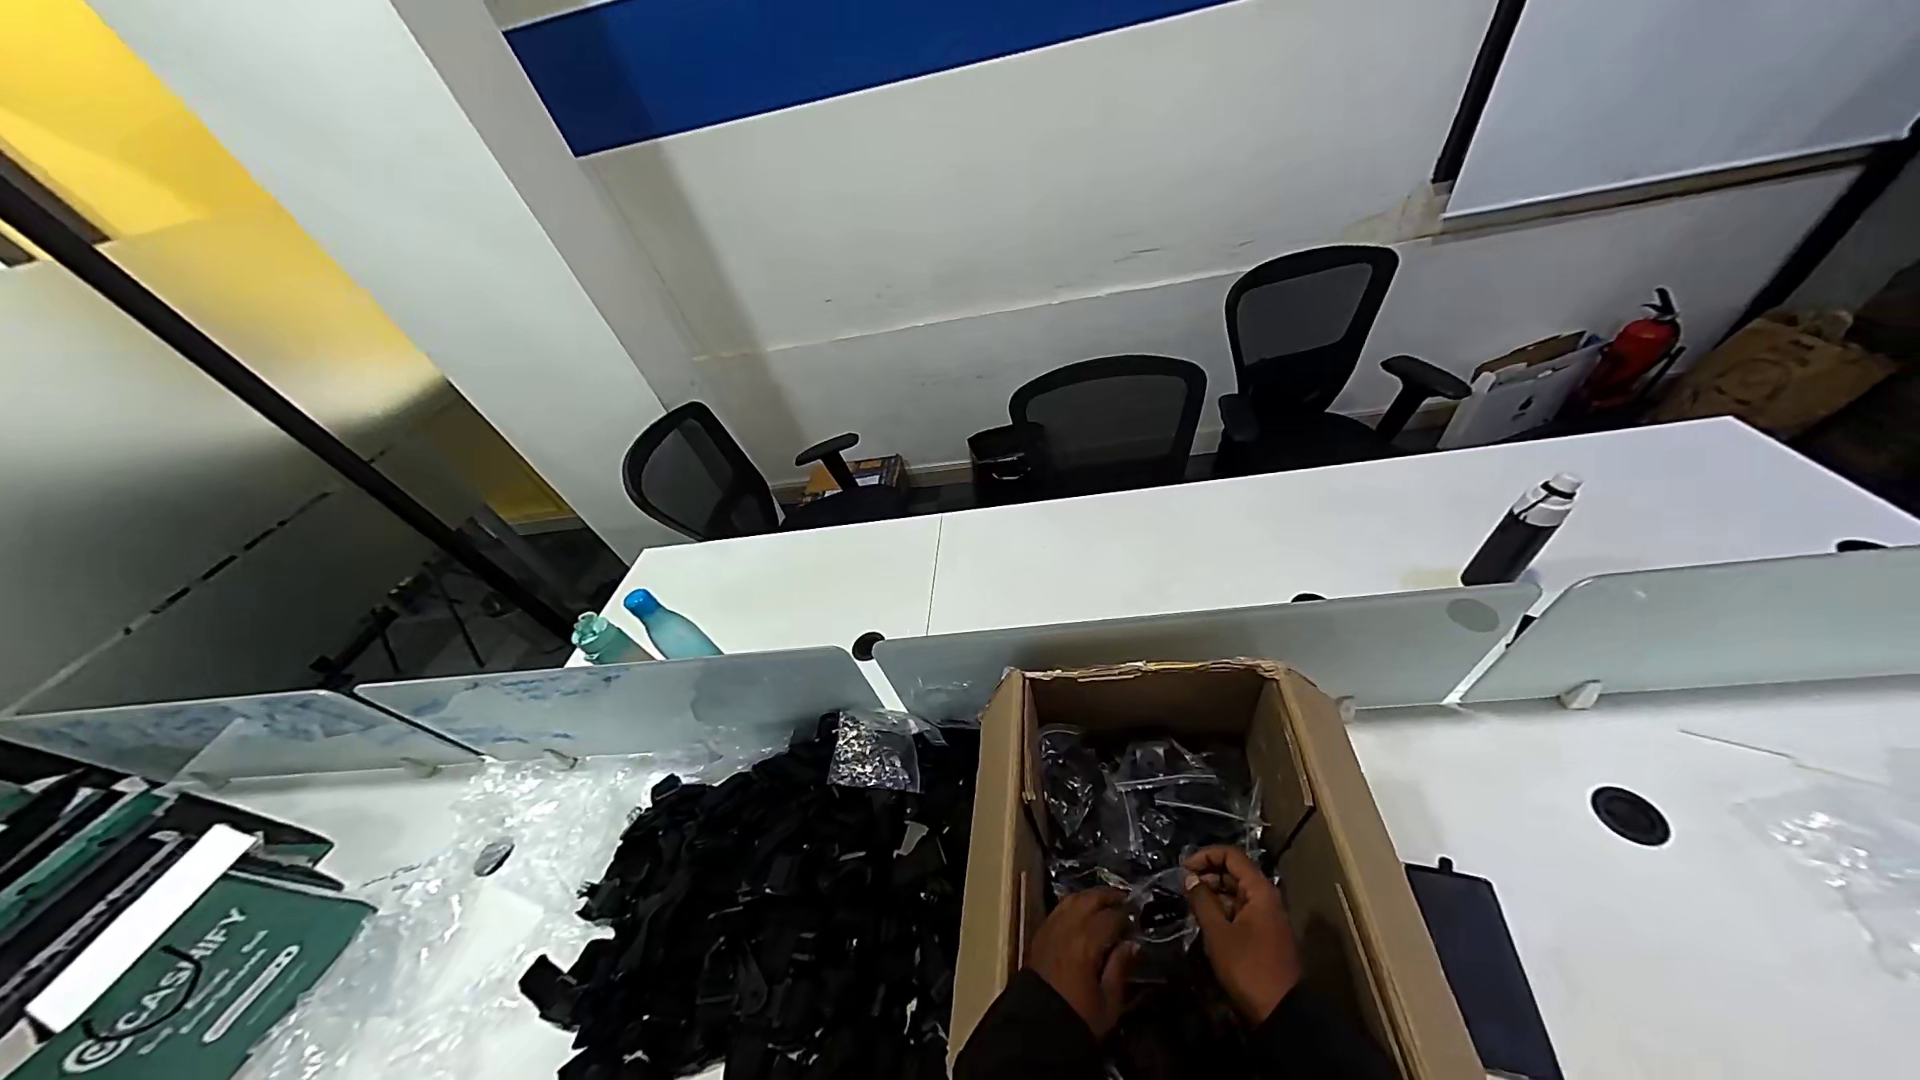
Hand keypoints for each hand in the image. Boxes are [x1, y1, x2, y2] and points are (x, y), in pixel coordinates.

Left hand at [1026, 887, 1138, 1037]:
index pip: (1110, 917)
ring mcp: (1050, 927)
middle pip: (1089, 899)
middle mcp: (1067, 927)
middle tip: (1125, 899)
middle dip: (1109, 896)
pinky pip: (1059, 908)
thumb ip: (1121, 967)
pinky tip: (1082, 911)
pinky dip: (1073, 903)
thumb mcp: (1109, 1001)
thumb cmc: (1078, 1018)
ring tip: (1105, 901)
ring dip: (1090, 896)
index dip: (1126, 915)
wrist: (1036, 1030)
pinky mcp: (1040, 933)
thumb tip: (1133, 943)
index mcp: (1086, 943)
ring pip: (1072, 899)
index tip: (1138, 918)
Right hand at [1184, 846, 1302, 1025]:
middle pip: (1234, 872)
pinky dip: (1222, 909)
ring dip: (1213, 893)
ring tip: (1191, 904)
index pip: (1231, 855)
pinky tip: (1205, 921)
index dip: (1205, 856)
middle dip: (1207, 874)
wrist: (1281, 1013)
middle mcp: (1266, 898)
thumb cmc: (1248, 967)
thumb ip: (1202, 900)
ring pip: (1236, 892)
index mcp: (1259, 890)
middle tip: (1184, 888)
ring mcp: (1266, 917)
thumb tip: (1189, 877)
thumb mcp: (1218, 932)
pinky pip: (1240, 910)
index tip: (1184, 869)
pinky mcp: (1263, 934)